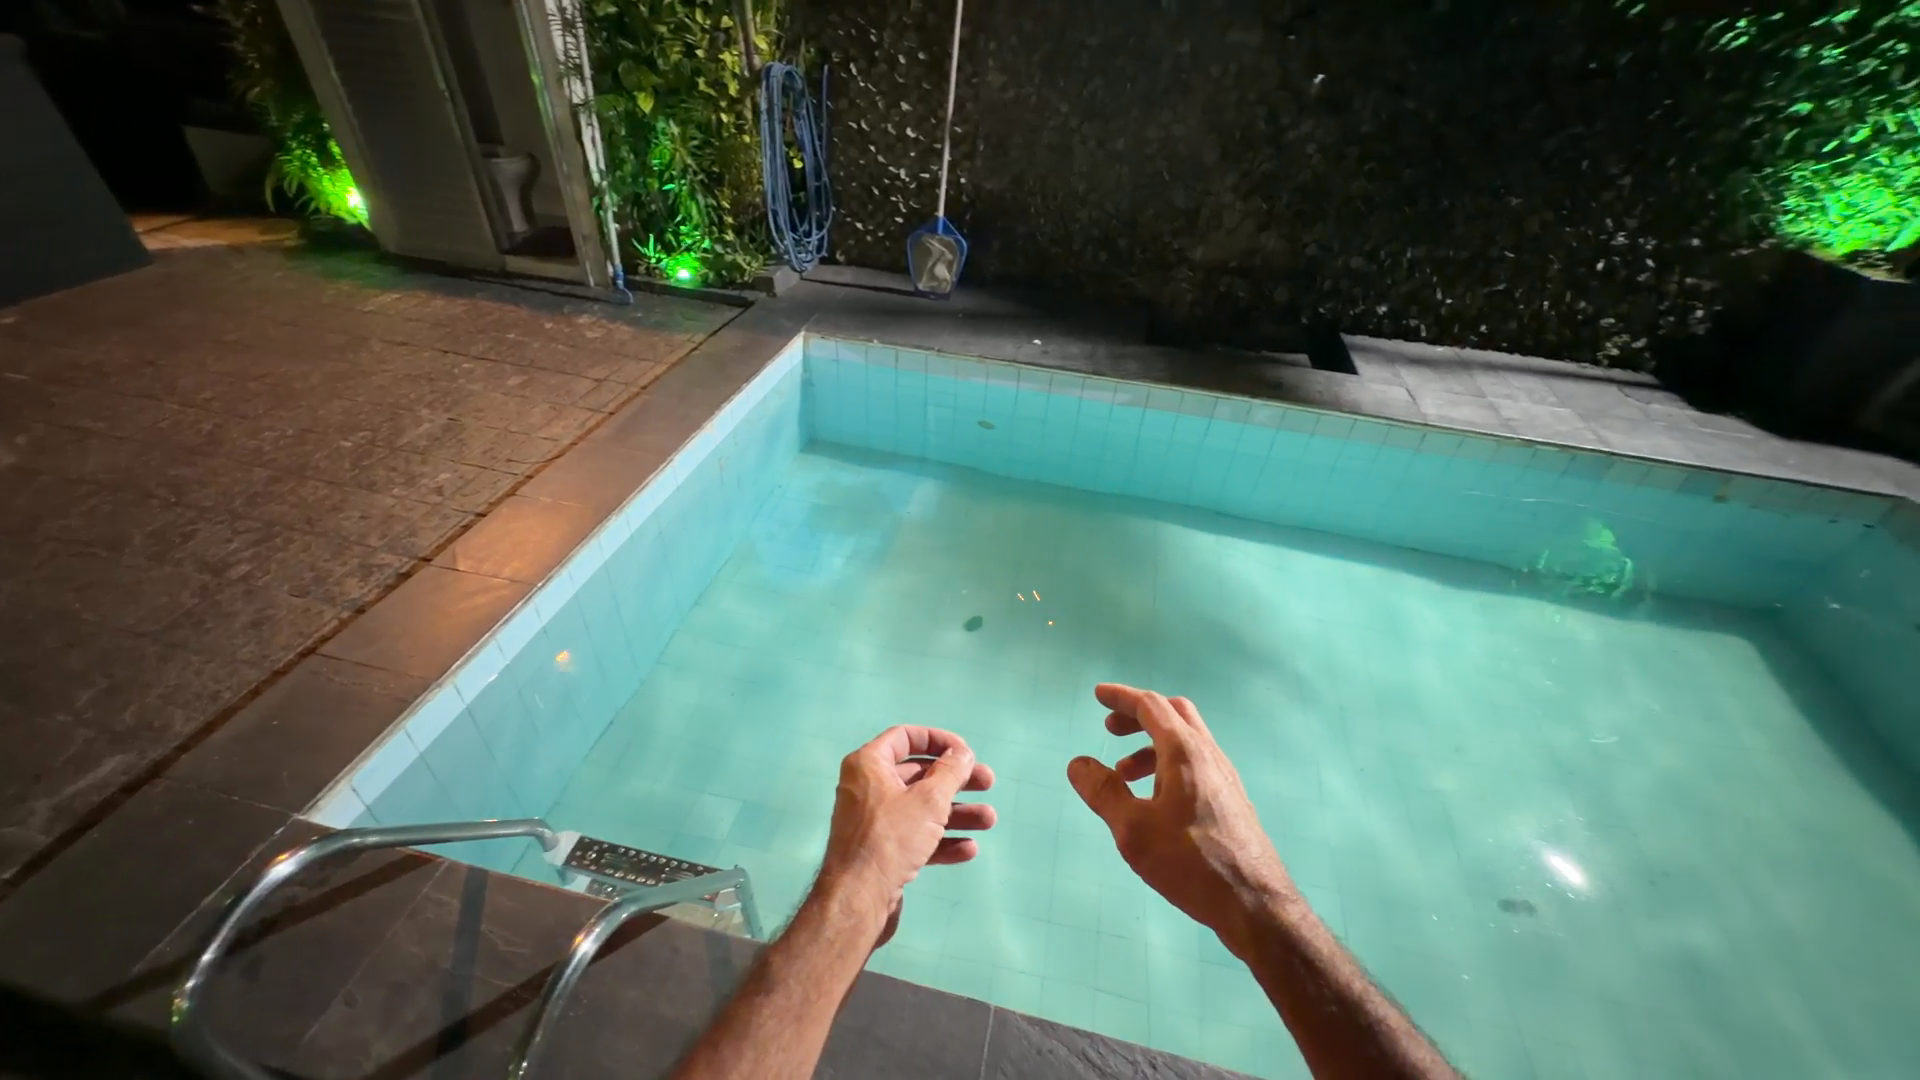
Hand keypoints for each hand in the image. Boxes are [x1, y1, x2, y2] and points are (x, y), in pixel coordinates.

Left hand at [815, 726, 995, 944]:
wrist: (858, 901)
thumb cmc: (892, 837)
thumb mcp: (929, 799)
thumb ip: (951, 772)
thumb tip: (962, 753)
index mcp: (869, 764)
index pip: (905, 737)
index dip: (938, 740)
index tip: (965, 752)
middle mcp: (868, 788)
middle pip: (919, 775)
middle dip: (956, 780)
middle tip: (987, 784)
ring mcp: (874, 822)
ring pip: (921, 808)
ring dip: (956, 812)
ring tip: (989, 820)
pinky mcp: (882, 852)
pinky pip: (916, 837)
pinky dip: (941, 840)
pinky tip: (968, 849)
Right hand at [1067, 684, 1295, 956]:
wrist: (1255, 905)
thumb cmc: (1190, 862)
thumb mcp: (1132, 829)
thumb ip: (1103, 792)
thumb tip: (1078, 763)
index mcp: (1184, 752)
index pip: (1150, 706)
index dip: (1121, 697)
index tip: (1098, 695)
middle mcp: (1209, 755)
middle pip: (1173, 714)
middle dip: (1138, 715)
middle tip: (1110, 728)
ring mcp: (1224, 777)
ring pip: (1186, 740)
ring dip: (1151, 744)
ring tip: (1124, 774)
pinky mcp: (1231, 800)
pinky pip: (1195, 763)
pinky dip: (1168, 763)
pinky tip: (1154, 799)